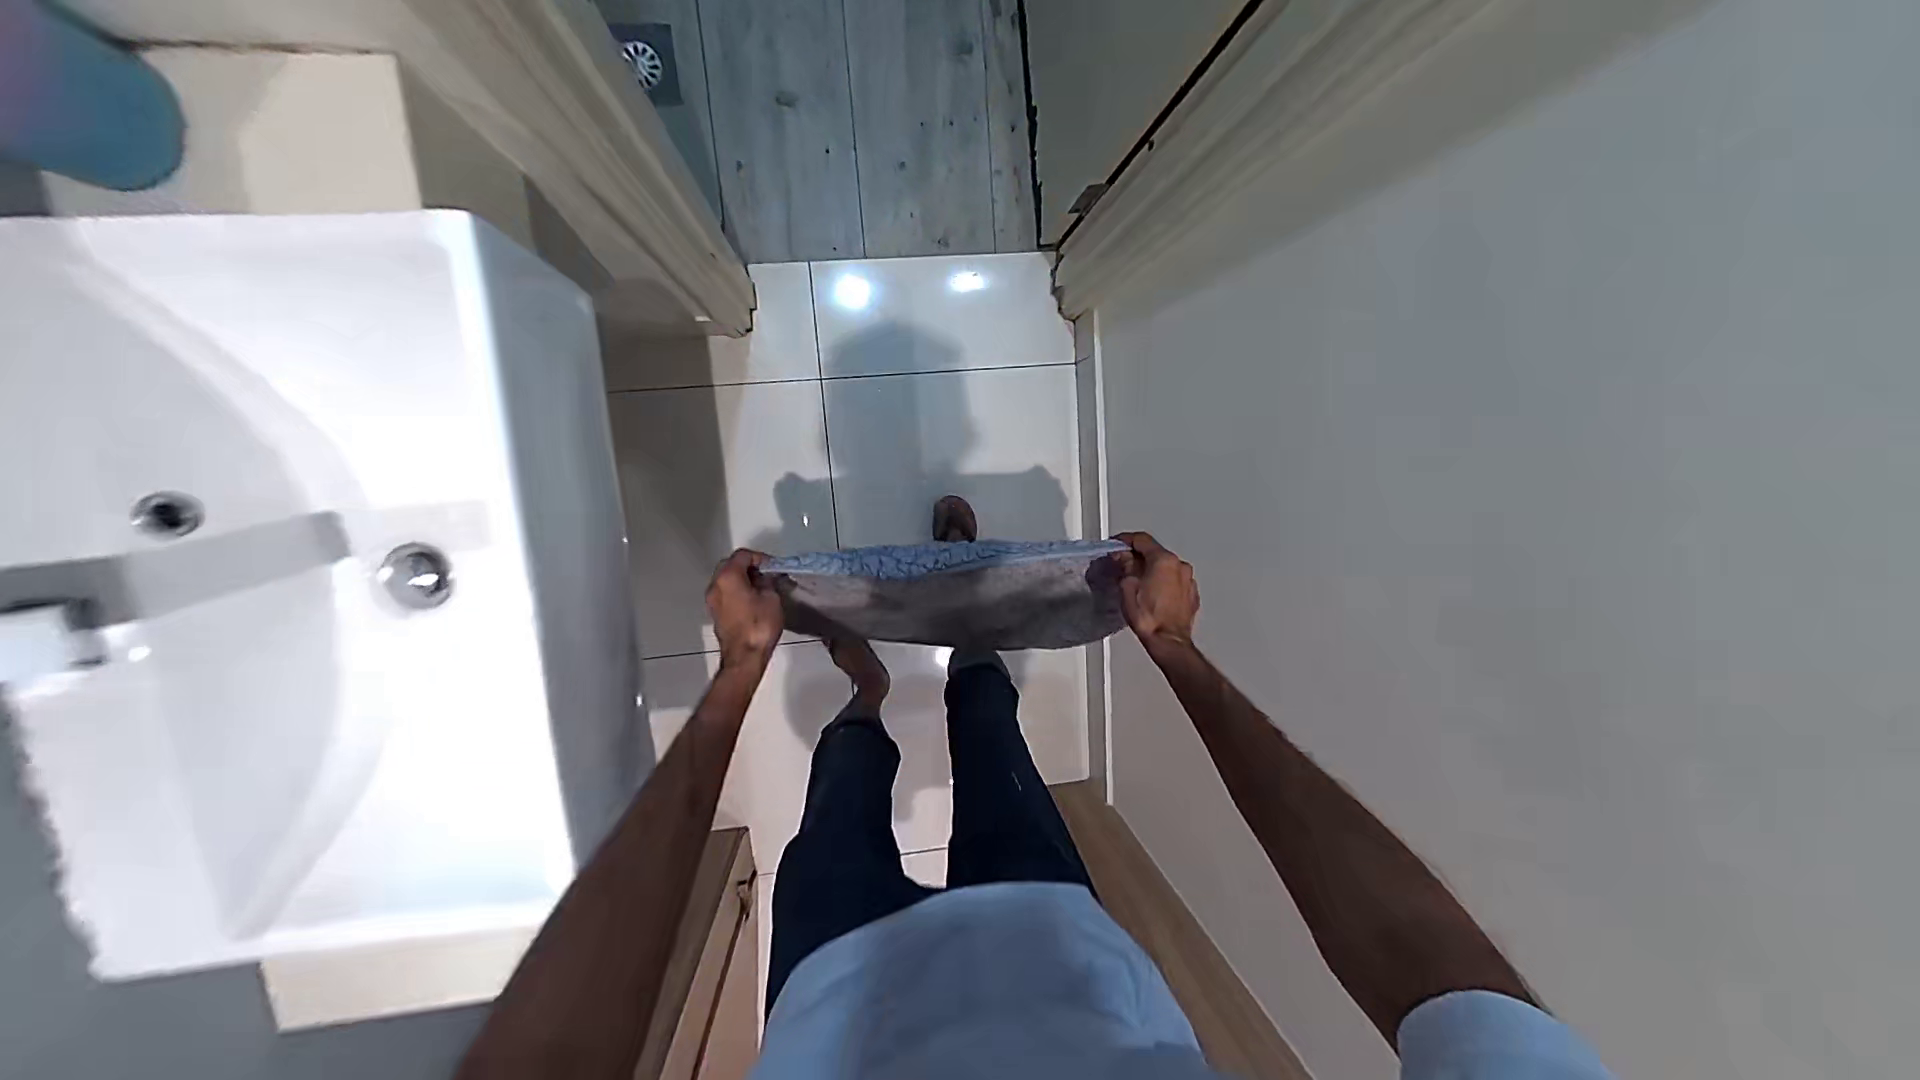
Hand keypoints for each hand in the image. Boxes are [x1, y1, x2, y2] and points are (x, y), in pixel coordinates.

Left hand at [706, 549, 782, 668]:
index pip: (742, 555)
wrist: (745, 656)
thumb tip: (765, 578)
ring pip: (726, 580)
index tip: (773, 567)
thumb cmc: (759, 625)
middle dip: (749, 566)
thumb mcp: (772, 598)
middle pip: (730, 565)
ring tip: (762, 588)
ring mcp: (712, 600)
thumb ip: (768, 582)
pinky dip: (737, 591)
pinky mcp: (715, 613)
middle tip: (767, 575)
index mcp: (728, 577)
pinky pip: (726, 593)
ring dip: (742, 579)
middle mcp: (715, 585)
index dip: (760, 558)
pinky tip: (753, 600)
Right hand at [1112, 532, 1198, 655]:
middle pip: (1155, 552)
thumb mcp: (1127, 587)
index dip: (1126, 540)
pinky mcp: (1191, 595)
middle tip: (1123, 563)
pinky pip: (1175, 581)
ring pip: (1166, 567)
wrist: (1168, 641)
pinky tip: (1152, 594)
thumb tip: (1124, 559)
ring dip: (1152, 570)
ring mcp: (1188, 581)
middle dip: (1138, 556)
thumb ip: (1125, 566)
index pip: (1142, 540)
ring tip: (1137, 581)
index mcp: (1164, 560)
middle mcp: (1180, 567)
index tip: (1118, 543)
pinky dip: (1163, 583)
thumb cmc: (1150, 618)